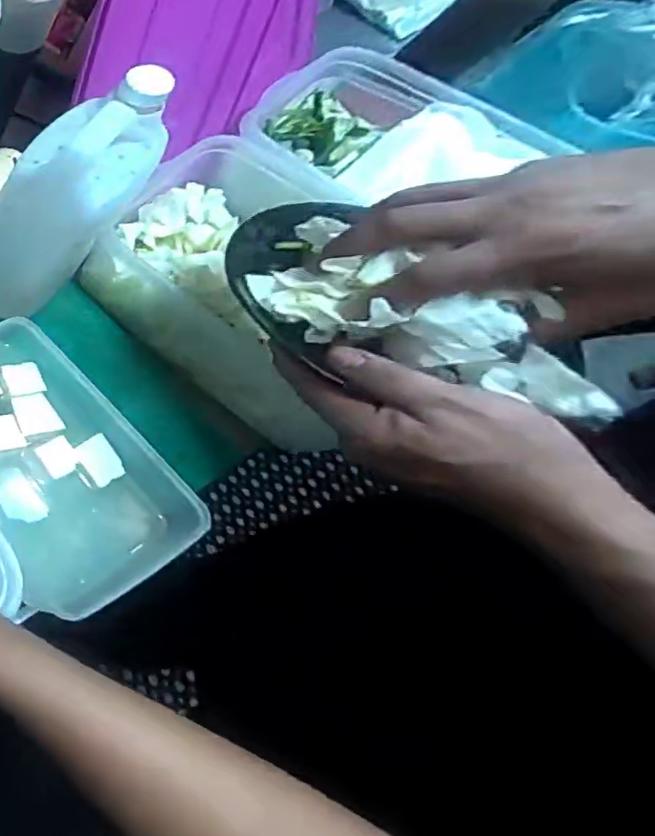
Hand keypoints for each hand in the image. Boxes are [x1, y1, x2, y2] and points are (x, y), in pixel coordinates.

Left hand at [275, 345, 624, 538]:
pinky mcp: (405, 458)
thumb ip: (382, 378)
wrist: (560, 504)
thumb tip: (331, 354)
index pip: (309, 390)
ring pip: (350, 408)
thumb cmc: (507, 446)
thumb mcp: (443, 401)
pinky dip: (370, 394)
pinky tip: (381, 374)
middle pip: (325, 398)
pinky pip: (374, 418)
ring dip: (345, 379)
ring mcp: (381, 455)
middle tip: (311, 331)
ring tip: (341, 343)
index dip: (291, 360)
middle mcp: (358, 446)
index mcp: (359, 432)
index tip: (275, 334)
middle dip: (315, 366)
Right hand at [325, 150, 654, 338]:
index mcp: (524, 249)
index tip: (348, 314)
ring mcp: (513, 182)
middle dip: (347, 244)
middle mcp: (502, 210)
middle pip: (396, 220)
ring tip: (347, 239)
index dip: (377, 297)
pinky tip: (426, 222)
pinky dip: (423, 206)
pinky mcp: (530, 168)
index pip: (422, 277)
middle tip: (318, 264)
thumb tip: (490, 334)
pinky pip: (455, 186)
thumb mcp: (622, 305)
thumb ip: (547, 320)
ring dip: (370, 218)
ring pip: (415, 194)